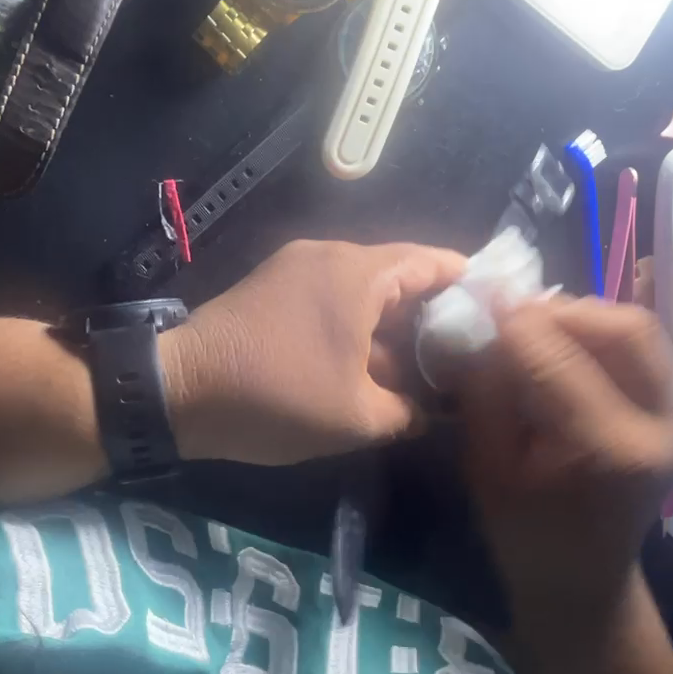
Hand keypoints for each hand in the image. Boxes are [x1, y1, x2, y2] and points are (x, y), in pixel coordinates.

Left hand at [161, 240, 465, 465]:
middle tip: (464, 360)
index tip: (496, 323)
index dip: (472, 290)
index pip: (436, 262)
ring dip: (394, 329)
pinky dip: (358, 328)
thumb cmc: (274, 398)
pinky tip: (373, 368)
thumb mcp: (356, 417)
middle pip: (402, 276)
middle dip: (434, 318)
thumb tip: (431, 409)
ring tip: (424, 373)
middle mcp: (329, 255)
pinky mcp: (271, 290)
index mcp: (358, 272)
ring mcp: (295, 269)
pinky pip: (332, 301)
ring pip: (365, 292)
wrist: (176, 393)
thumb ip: (409, 410)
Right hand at [457, 296, 672, 635]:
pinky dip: (598, 338)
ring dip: (584, 318)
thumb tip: (478, 327)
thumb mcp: (485, 467)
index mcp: (605, 449)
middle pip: (625, 328)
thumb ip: (485, 392)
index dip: (516, 321)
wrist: (582, 583)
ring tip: (536, 331)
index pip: (558, 357)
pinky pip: (640, 353)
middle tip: (514, 316)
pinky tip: (561, 352)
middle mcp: (657, 427)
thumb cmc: (522, 536)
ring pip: (640, 332)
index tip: (480, 299)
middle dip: (563, 309)